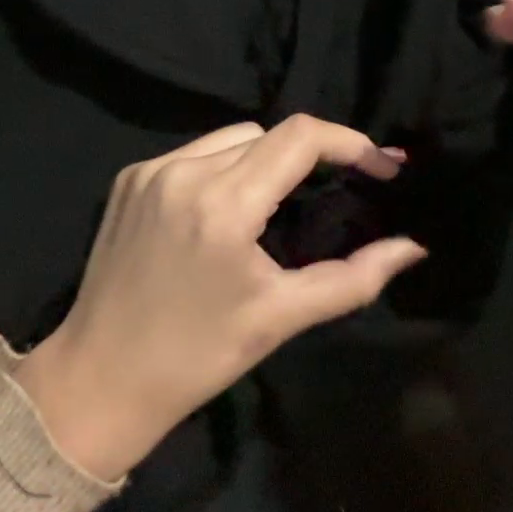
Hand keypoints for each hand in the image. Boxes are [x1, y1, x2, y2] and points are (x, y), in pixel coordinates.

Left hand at [12, 117, 425, 480]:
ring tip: (277, 206)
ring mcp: (150, 170)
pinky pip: (194, 153)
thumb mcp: (280, 316)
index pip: (300, 137)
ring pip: (230, 136)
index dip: (349, 142)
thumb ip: (353, 277)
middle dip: (309, 157)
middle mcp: (183, 171)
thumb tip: (412, 247)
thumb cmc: (197, 356)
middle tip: (334, 194)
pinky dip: (222, 168)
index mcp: (223, 204)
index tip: (380, 167)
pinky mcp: (128, 178)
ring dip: (264, 158)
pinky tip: (225, 210)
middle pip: (268, 134)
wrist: (100, 378)